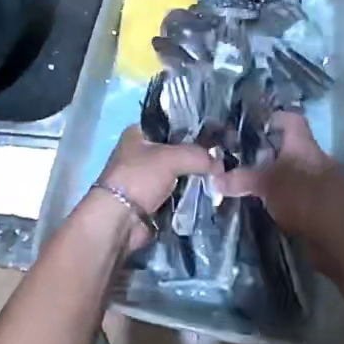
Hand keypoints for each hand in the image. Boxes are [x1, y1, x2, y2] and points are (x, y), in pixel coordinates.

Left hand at [87, 126, 215, 244]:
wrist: (120, 219)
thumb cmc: (140, 177)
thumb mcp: (172, 157)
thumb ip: (199, 155)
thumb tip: (221, 164)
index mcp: (139, 133)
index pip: (173, 124)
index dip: (195, 129)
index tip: (218, 137)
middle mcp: (142, 152)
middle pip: (179, 149)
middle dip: (199, 156)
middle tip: (224, 160)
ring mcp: (148, 177)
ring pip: (180, 172)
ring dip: (197, 177)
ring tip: (221, 177)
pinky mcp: (154, 199)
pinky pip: (179, 192)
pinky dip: (191, 193)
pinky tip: (211, 192)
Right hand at [220, 112, 343, 261]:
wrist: (339, 238)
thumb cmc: (303, 198)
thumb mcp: (266, 185)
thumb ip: (240, 180)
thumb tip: (214, 179)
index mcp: (304, 146)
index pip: (291, 120)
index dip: (273, 118)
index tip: (252, 127)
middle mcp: (316, 160)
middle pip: (290, 148)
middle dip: (268, 153)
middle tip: (242, 159)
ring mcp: (323, 184)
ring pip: (294, 173)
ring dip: (277, 178)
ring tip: (251, 184)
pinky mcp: (323, 207)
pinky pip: (299, 195)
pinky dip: (285, 198)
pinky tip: (269, 207)